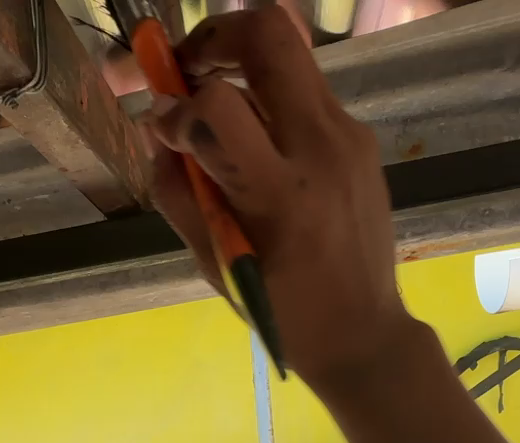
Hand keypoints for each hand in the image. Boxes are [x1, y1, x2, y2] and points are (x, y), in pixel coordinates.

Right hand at [143, 7, 417, 391]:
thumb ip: (180, 195)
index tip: (159, 125)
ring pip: (288, 57)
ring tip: (212, 113)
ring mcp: (348, 135)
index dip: (175, 107)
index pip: (219, 106)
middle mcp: (322, 146)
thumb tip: (158, 136)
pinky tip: (253, 146)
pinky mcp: (360, 137)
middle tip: (183, 69)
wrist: (360, 331)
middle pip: (269, 34)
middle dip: (212, 36)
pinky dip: (266, 101)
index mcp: (281, 193)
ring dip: (239, 66)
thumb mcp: (216, 264)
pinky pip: (304, 93)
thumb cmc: (280, 312)